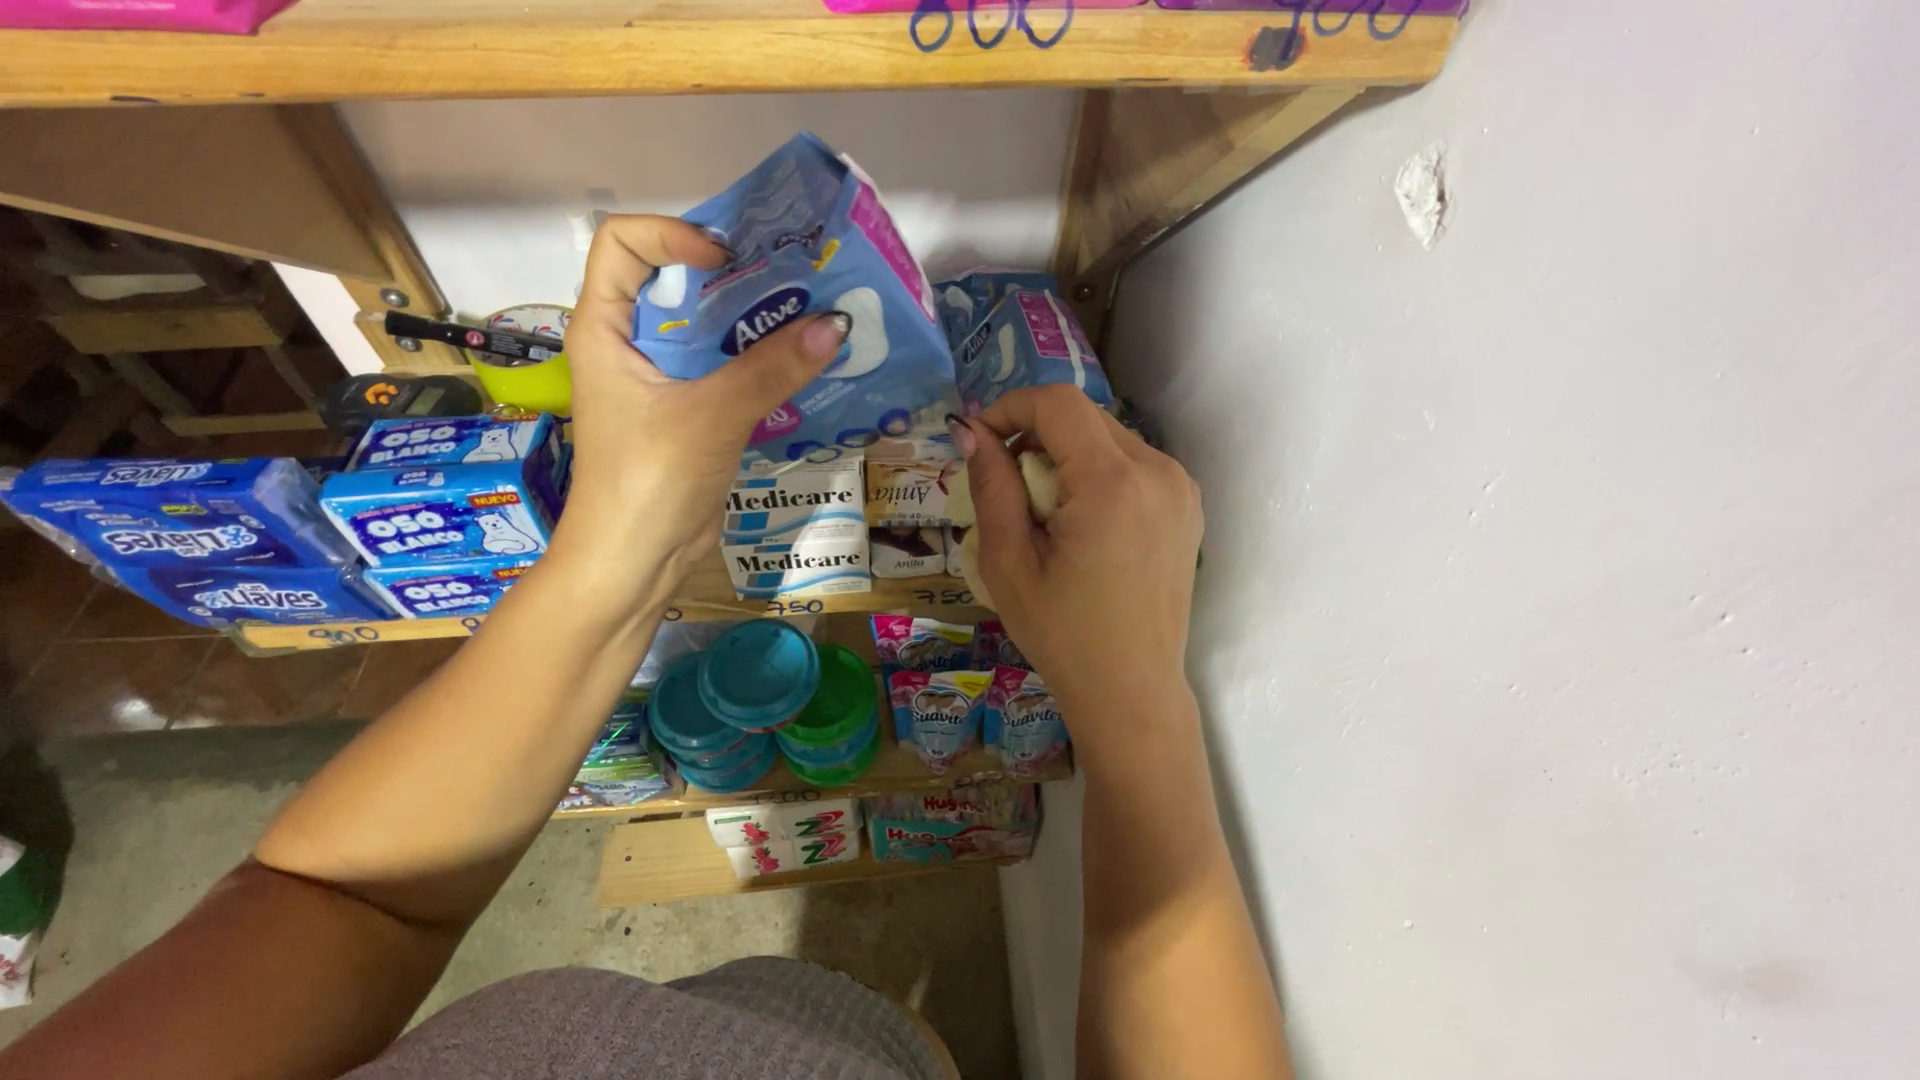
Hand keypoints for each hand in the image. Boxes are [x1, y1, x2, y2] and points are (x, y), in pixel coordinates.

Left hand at [557, 215, 848, 603]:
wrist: (634, 562)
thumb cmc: (650, 479)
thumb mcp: (711, 415)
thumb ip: (772, 369)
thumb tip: (836, 324)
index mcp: (605, 328)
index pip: (624, 243)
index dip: (673, 235)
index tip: (728, 262)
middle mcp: (629, 344)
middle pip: (677, 283)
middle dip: (736, 278)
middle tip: (796, 279)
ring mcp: (660, 380)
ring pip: (708, 330)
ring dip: (757, 323)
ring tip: (812, 318)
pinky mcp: (688, 412)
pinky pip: (725, 370)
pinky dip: (761, 362)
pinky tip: (804, 365)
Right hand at [951, 385, 1203, 711]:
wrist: (1131, 690)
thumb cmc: (1062, 635)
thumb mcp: (1009, 562)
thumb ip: (991, 486)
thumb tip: (971, 430)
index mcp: (1113, 484)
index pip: (1058, 403)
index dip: (1011, 407)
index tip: (981, 439)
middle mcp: (1158, 472)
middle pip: (1085, 416)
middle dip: (1036, 432)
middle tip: (1006, 481)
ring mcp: (1181, 488)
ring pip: (1110, 437)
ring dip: (1067, 453)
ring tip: (1043, 509)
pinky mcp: (1188, 507)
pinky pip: (1134, 464)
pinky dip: (1098, 473)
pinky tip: (1082, 522)